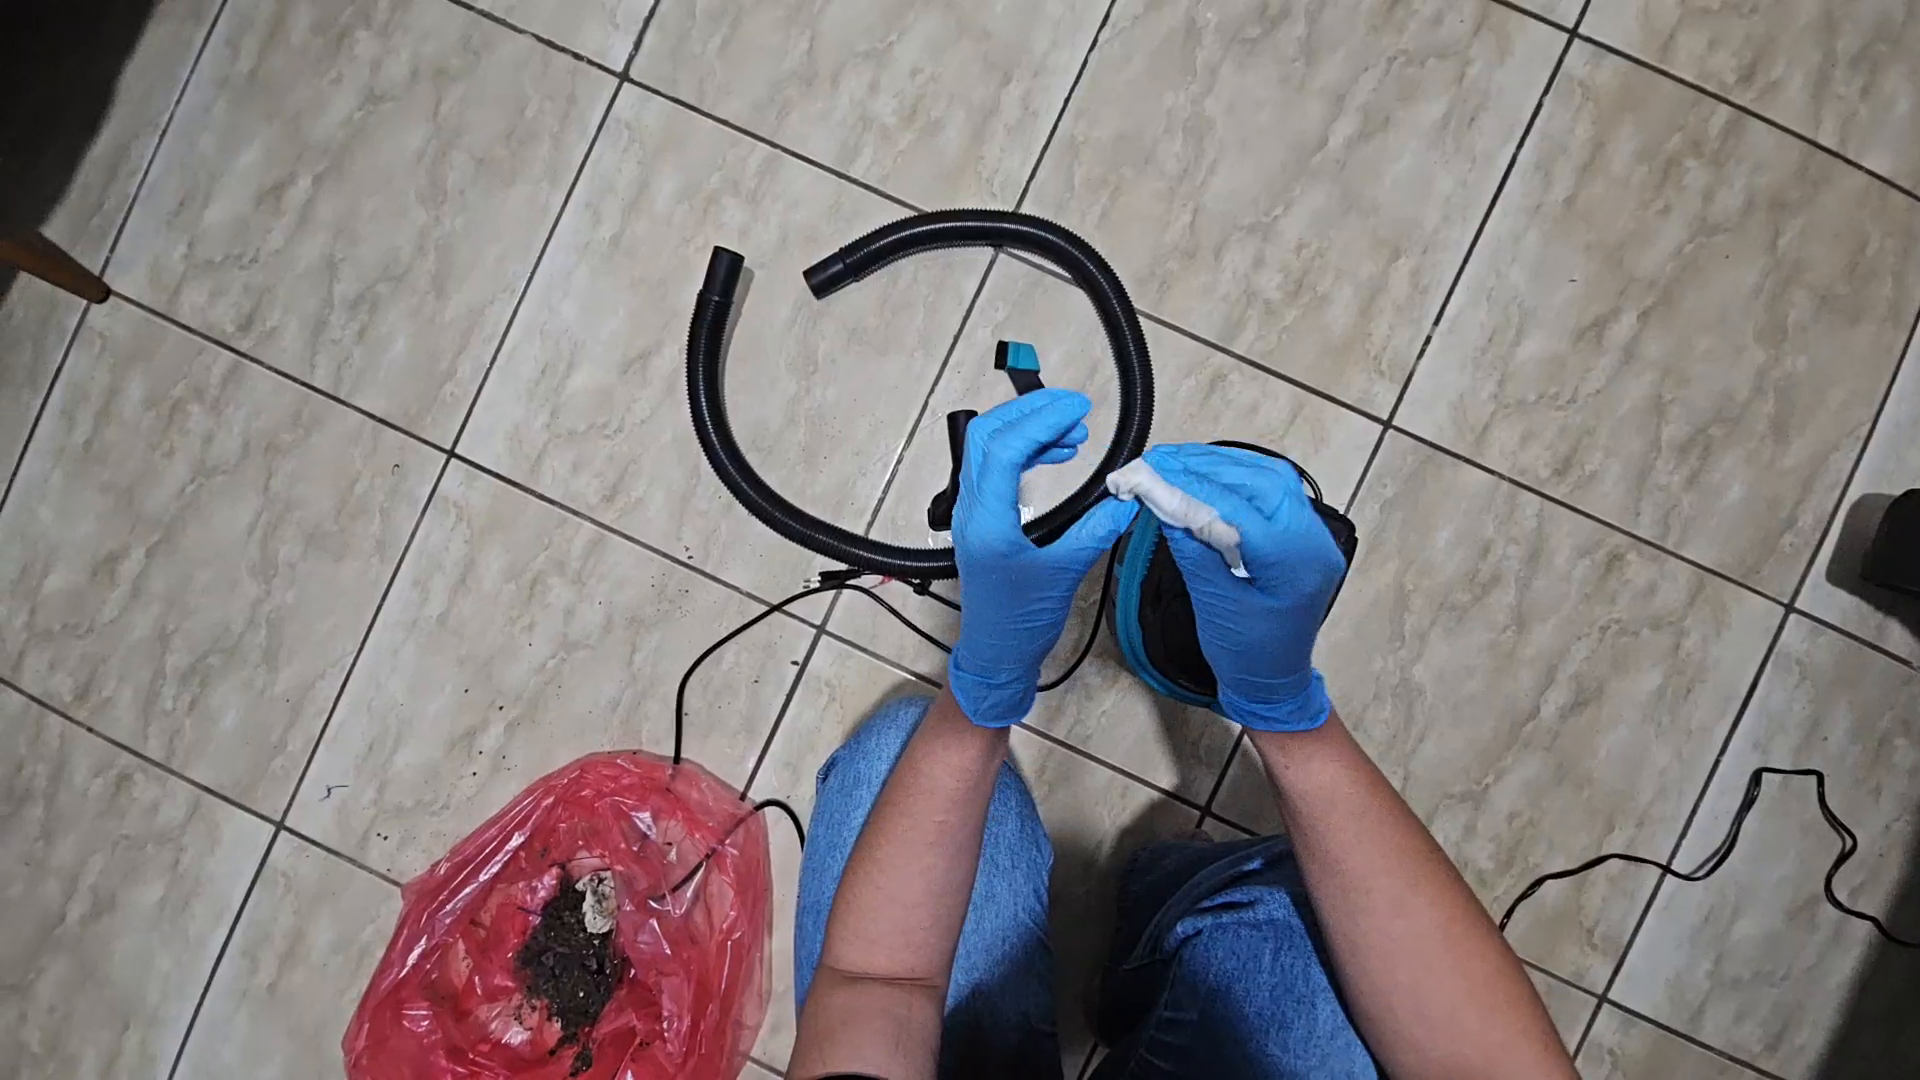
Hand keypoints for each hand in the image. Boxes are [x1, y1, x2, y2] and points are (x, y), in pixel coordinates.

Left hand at [948, 390, 1138, 726]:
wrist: (995, 652)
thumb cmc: (1022, 620)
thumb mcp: (1064, 574)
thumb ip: (1095, 530)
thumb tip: (1127, 496)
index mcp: (987, 519)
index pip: (1006, 448)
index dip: (1042, 419)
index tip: (1078, 408)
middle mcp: (972, 508)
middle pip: (988, 435)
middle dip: (1029, 411)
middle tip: (1074, 406)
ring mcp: (973, 512)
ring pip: (990, 449)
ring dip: (1029, 430)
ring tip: (1073, 432)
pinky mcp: (982, 518)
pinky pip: (997, 469)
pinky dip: (1026, 452)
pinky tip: (1057, 454)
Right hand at [1141, 444, 1347, 730]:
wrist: (1273, 681)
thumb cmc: (1243, 653)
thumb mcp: (1211, 601)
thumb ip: (1192, 545)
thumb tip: (1161, 498)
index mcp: (1293, 563)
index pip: (1238, 505)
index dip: (1190, 483)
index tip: (1148, 471)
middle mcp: (1312, 540)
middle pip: (1259, 479)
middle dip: (1204, 464)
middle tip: (1156, 459)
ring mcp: (1312, 534)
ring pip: (1267, 476)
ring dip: (1218, 464)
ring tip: (1172, 461)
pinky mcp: (1300, 532)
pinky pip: (1270, 489)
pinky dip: (1233, 475)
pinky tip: (1203, 472)